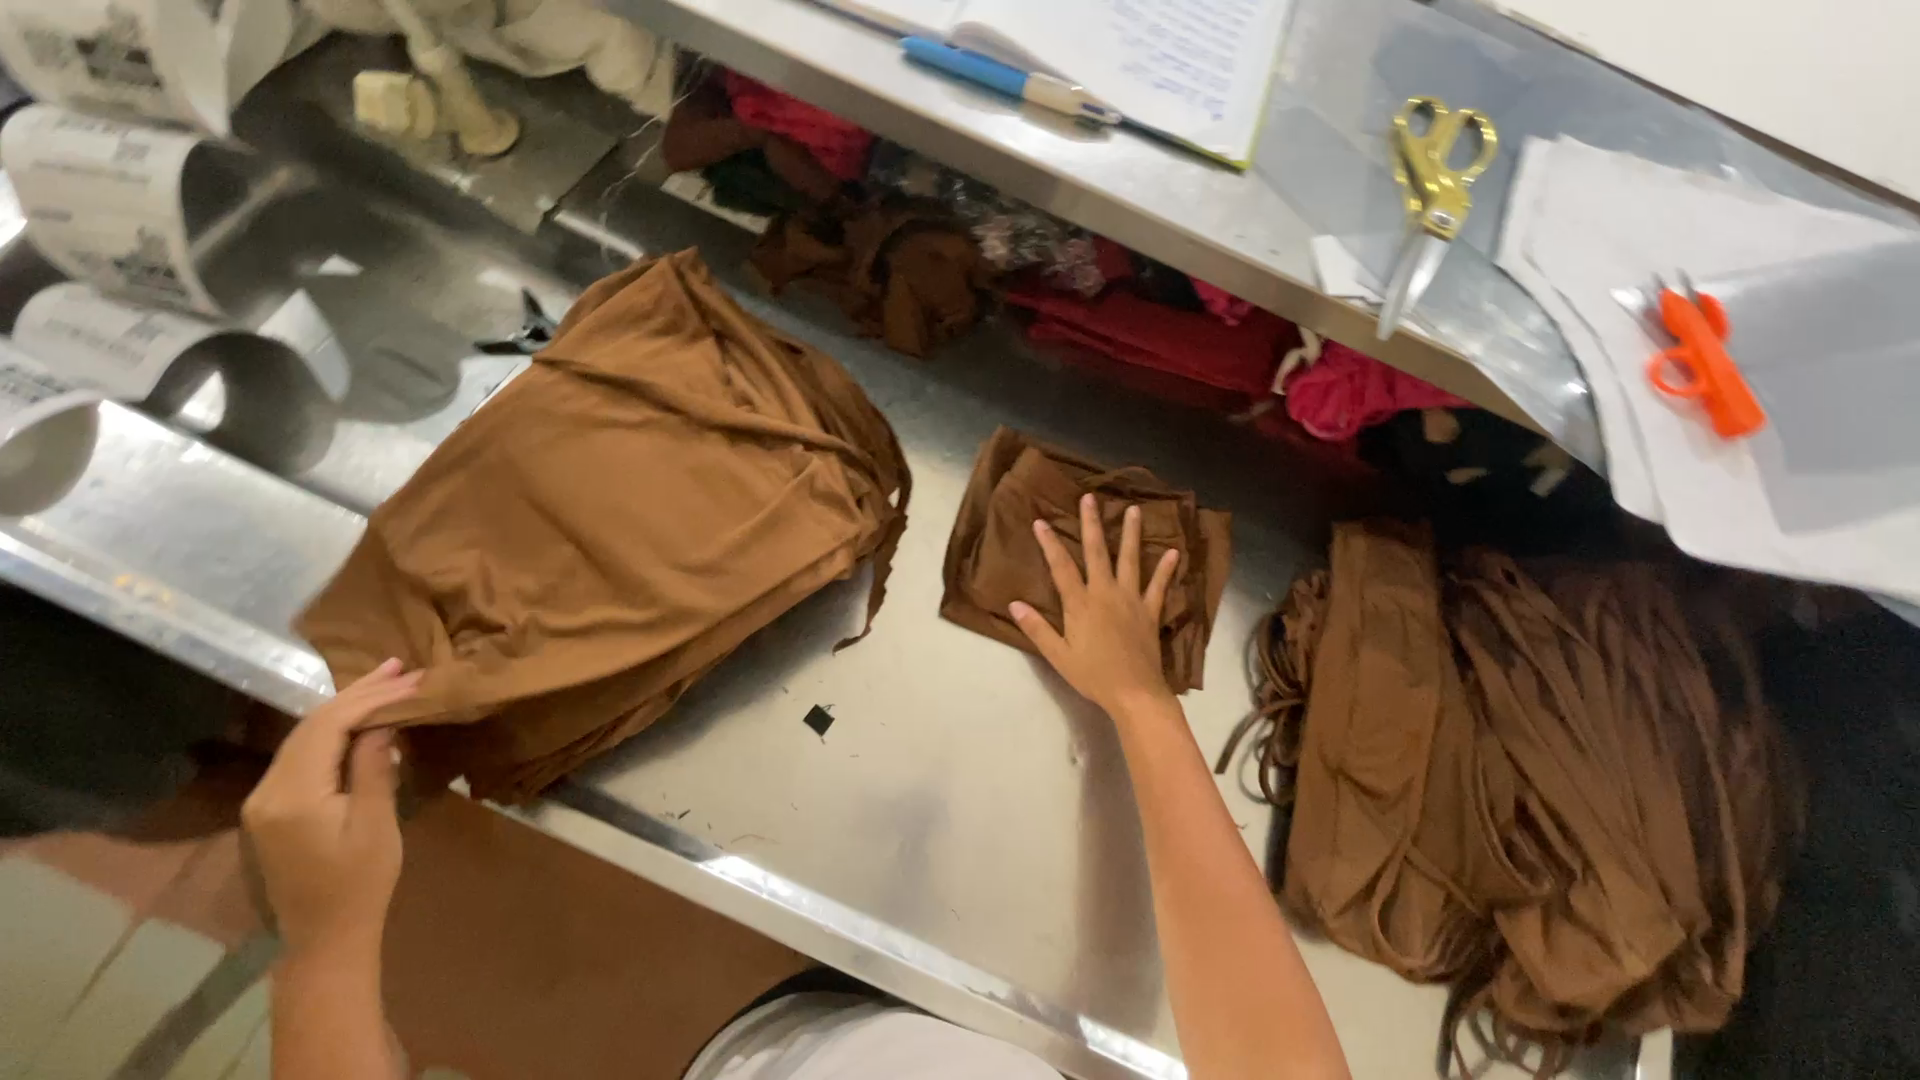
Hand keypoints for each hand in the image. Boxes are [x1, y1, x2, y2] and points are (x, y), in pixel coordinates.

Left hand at [242, 659, 419, 957]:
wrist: (325, 933)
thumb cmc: (361, 880)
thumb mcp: (376, 822)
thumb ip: (373, 767)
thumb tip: (381, 723)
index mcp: (292, 795)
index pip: (328, 727)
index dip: (370, 698)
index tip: (412, 680)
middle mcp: (267, 790)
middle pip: (311, 726)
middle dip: (358, 693)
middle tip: (401, 667)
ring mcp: (265, 798)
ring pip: (305, 736)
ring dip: (346, 707)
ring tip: (387, 680)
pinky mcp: (274, 806)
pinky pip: (303, 753)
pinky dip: (334, 728)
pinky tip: (360, 716)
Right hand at [1009, 493, 1182, 716]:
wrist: (1134, 692)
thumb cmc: (1092, 675)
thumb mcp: (1058, 655)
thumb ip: (1037, 628)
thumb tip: (1015, 604)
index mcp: (1080, 604)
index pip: (1061, 567)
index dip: (1050, 543)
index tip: (1041, 521)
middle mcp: (1105, 593)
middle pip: (1096, 552)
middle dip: (1091, 524)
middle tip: (1090, 498)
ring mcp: (1131, 600)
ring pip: (1129, 560)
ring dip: (1131, 534)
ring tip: (1134, 510)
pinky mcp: (1150, 612)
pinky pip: (1158, 586)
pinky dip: (1165, 569)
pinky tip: (1172, 552)